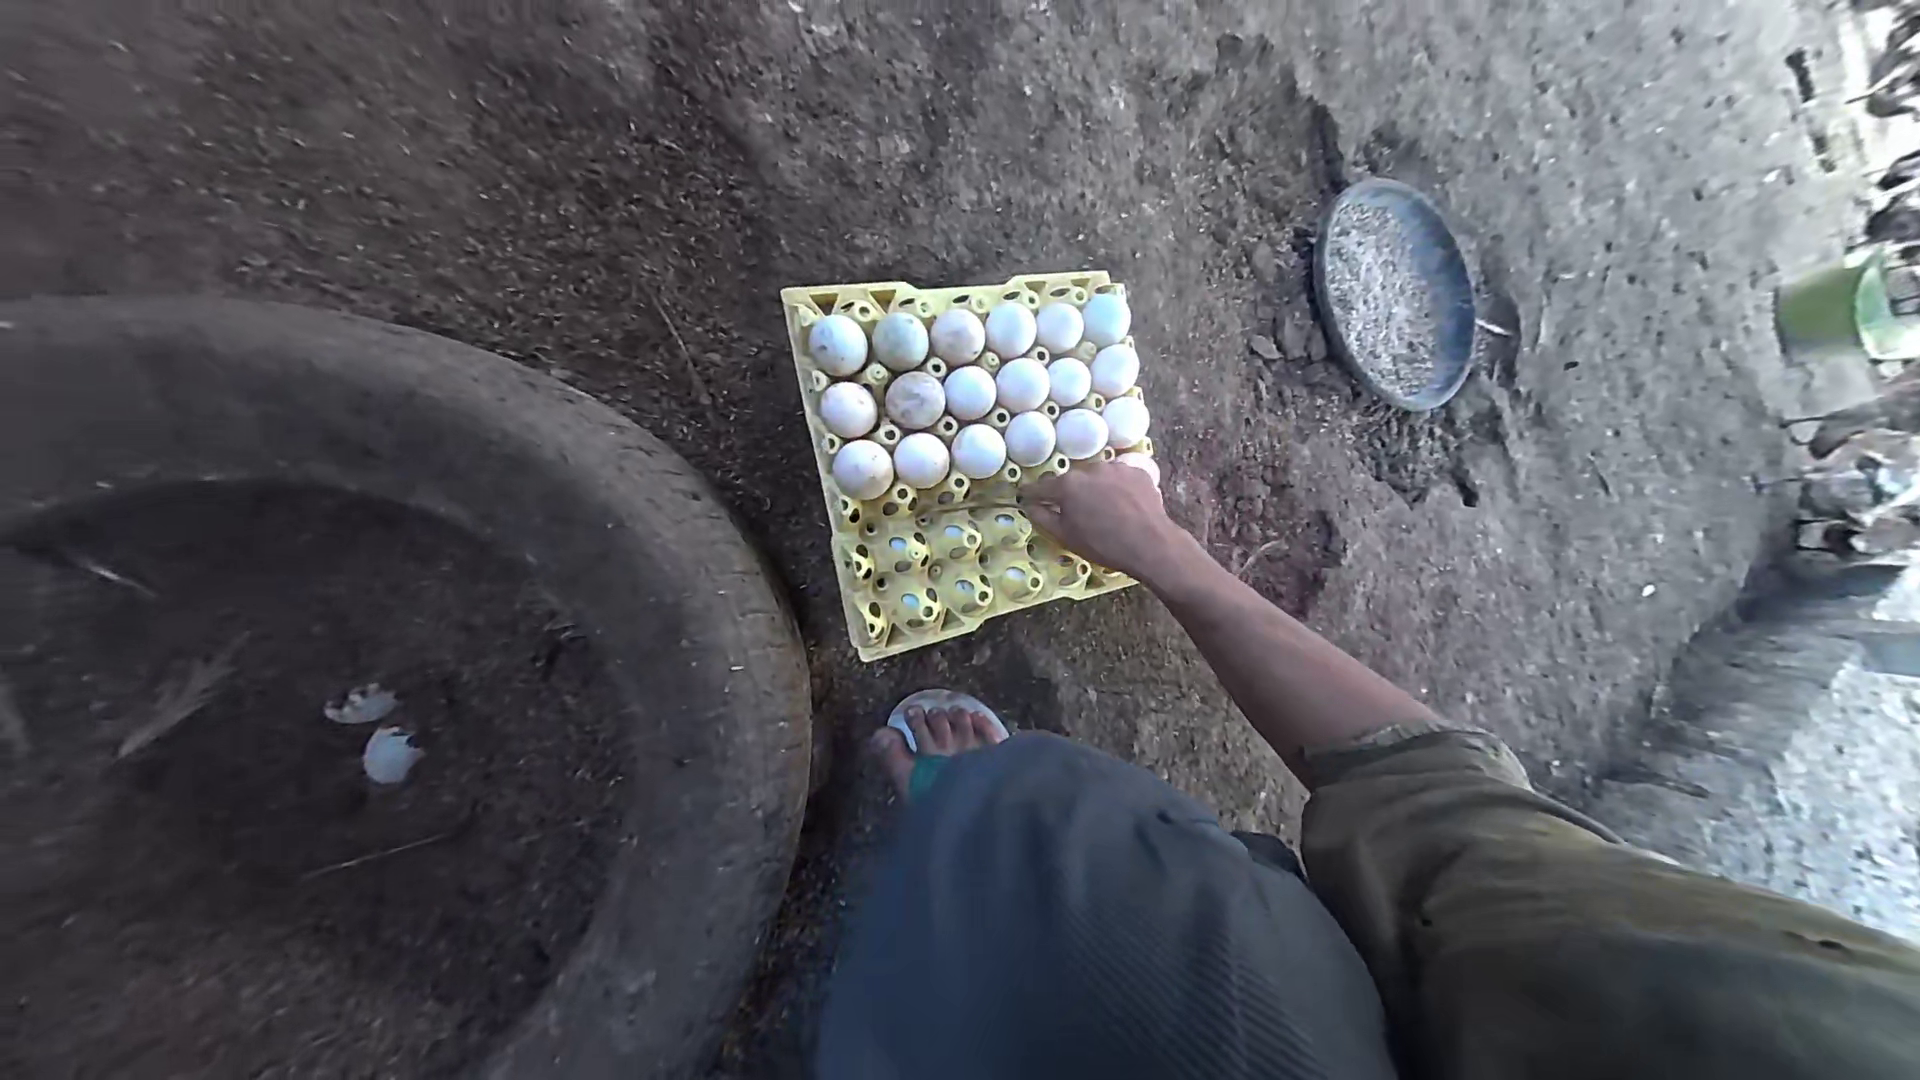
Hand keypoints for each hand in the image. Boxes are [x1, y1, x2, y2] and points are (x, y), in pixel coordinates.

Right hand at [1019, 461, 1190, 580]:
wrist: (1149, 544)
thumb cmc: (1102, 544)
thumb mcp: (1064, 536)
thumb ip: (1042, 517)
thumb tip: (1030, 505)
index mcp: (1067, 485)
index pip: (1041, 487)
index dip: (1032, 494)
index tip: (1027, 497)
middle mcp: (1089, 469)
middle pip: (1071, 480)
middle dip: (1069, 494)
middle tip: (1075, 513)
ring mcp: (1115, 468)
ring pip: (1096, 477)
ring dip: (1094, 489)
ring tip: (1104, 510)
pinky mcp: (1136, 471)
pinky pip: (1118, 478)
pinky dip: (1116, 488)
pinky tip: (1123, 505)